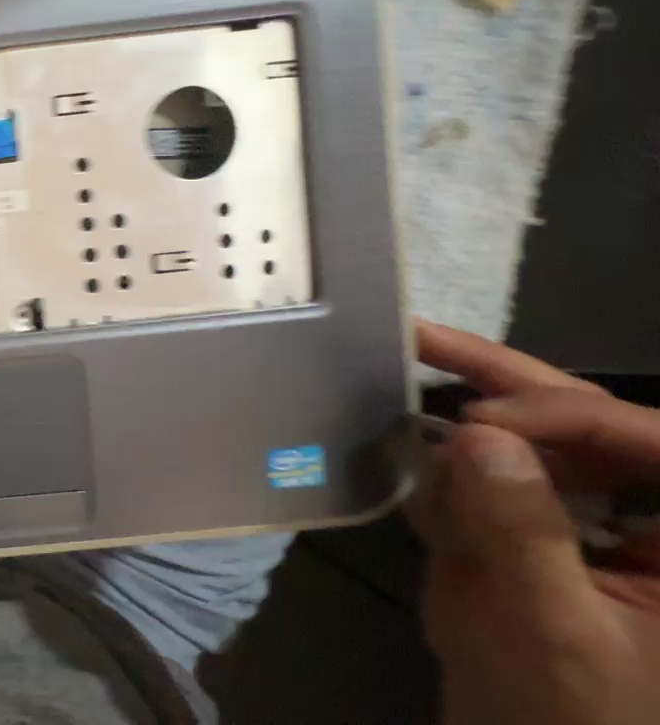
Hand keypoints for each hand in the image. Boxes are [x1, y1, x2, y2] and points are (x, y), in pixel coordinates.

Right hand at [409, 321, 659, 724]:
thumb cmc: (573, 722)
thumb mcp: (548, 633)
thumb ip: (518, 532)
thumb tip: (476, 434)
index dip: (575, 414)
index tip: (478, 419)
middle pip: (609, 430)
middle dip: (513, 386)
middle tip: (421, 339)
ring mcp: (623, 540)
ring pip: (554, 450)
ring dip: (478, 428)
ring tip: (403, 393)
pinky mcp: (568, 548)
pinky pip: (514, 484)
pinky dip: (459, 470)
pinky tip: (413, 463)